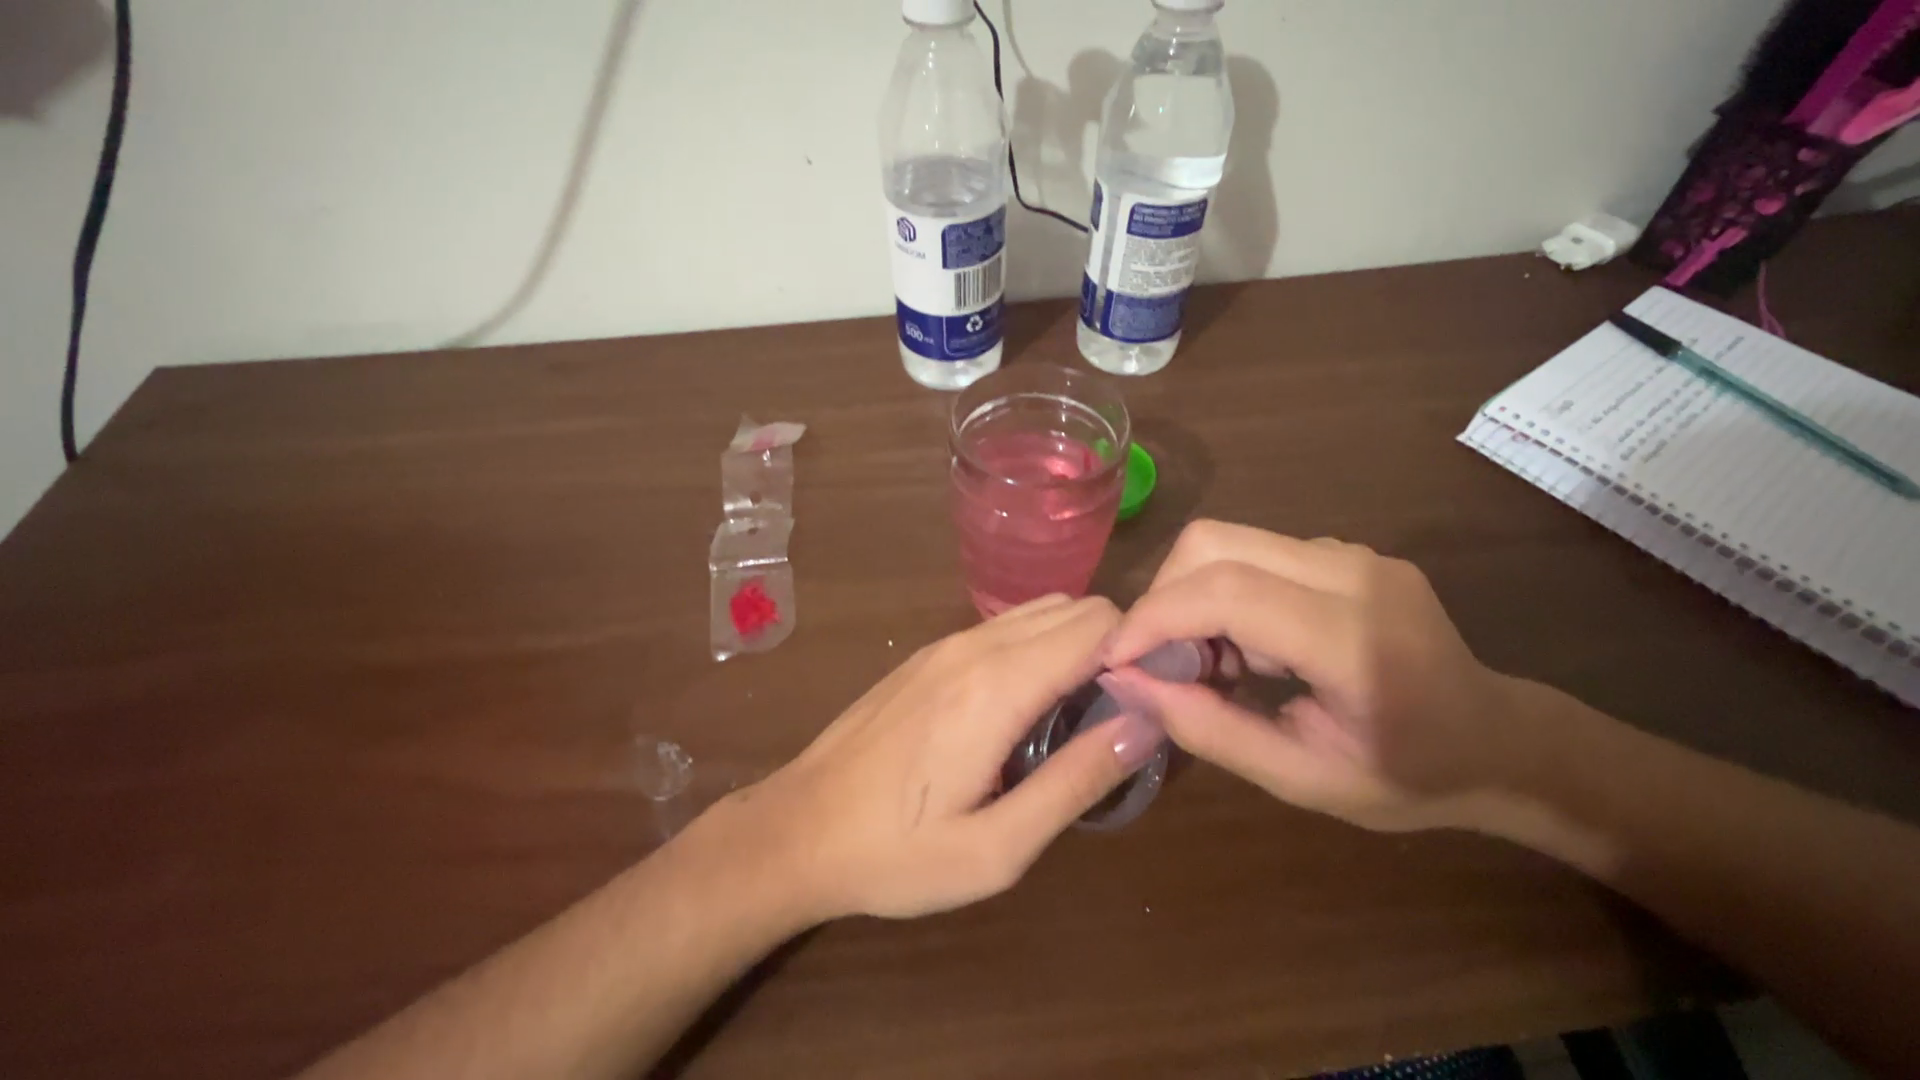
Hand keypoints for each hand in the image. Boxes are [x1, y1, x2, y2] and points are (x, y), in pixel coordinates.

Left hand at [730, 595, 1163, 921]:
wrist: (795, 833)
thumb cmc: (896, 853)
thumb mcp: (996, 848)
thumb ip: (1074, 782)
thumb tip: (1145, 725)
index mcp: (997, 685)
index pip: (1099, 623)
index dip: (1137, 654)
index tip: (1150, 705)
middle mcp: (973, 646)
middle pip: (1075, 607)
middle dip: (1112, 648)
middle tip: (1116, 719)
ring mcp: (944, 645)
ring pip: (1040, 612)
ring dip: (1074, 648)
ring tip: (1075, 719)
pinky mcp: (926, 657)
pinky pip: (1004, 629)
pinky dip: (1037, 650)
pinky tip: (1024, 712)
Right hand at [1098, 521, 1514, 832]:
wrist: (1498, 743)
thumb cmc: (1404, 778)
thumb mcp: (1300, 779)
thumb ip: (1207, 727)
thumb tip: (1124, 681)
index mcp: (1352, 638)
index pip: (1225, 591)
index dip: (1153, 618)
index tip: (1115, 661)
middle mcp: (1352, 573)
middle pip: (1213, 542)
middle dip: (1163, 598)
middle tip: (1163, 665)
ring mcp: (1353, 554)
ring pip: (1227, 540)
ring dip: (1192, 596)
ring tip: (1211, 665)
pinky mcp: (1347, 552)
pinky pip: (1255, 552)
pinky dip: (1223, 593)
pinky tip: (1247, 649)